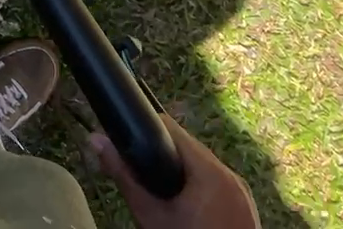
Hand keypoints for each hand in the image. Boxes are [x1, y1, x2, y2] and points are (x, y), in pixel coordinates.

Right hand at [92, 117, 259, 228]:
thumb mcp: (150, 214)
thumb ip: (122, 174)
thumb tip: (95, 139)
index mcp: (211, 172)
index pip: (171, 128)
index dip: (145, 129)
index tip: (127, 142)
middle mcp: (232, 177)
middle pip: (187, 147)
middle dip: (162, 154)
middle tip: (139, 170)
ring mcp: (243, 194)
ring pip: (202, 166)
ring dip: (180, 170)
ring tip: (159, 189)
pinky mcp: (247, 209)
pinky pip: (217, 184)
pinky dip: (198, 186)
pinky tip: (184, 204)